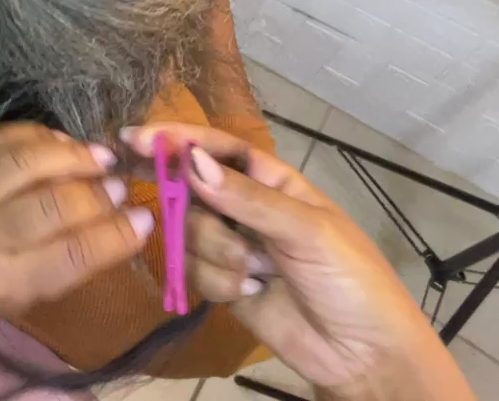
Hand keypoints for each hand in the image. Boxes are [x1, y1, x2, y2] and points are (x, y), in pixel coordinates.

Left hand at [0, 123, 156, 330]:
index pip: (69, 255)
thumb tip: (117, 220)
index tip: (145, 218)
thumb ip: (61, 262)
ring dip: (69, 155)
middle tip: (122, 182)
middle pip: (50, 204)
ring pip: (23, 161)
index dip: (114, 235)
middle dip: (96, 191)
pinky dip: (35, 136)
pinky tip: (60, 141)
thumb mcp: (15, 297)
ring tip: (100, 155)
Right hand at [122, 125, 473, 400]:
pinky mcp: (220, 279)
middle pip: (187, 183)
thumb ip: (248, 198)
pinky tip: (251, 294)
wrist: (368, 362)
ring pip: (187, 228)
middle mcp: (241, 204)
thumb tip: (192, 163)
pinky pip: (192, 267)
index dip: (174, 138)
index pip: (212, 146)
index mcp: (268, 178)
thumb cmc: (352, 282)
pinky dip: (217, 281)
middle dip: (175, 192)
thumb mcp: (309, 232)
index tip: (136, 138)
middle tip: (130, 176)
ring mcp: (229, 242)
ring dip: (216, 251)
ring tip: (257, 273)